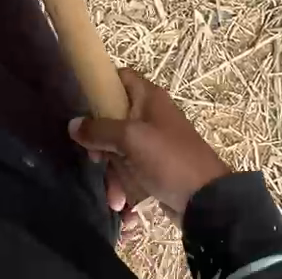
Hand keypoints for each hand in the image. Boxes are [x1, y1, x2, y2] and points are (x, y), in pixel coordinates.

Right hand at [68, 67, 230, 218]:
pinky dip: (127, 186)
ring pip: (121, 149)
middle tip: (96, 159)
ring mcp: (155, 142)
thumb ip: (99, 130)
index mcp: (148, 97)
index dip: (100, 86)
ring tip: (115, 197)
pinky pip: (133, 171)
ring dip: (114, 173)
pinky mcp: (159, 167)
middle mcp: (151, 115)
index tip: (84, 108)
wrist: (208, 201)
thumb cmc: (168, 158)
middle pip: (114, 118)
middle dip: (102, 144)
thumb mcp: (130, 139)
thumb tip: (73, 125)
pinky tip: (125, 205)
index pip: (119, 77)